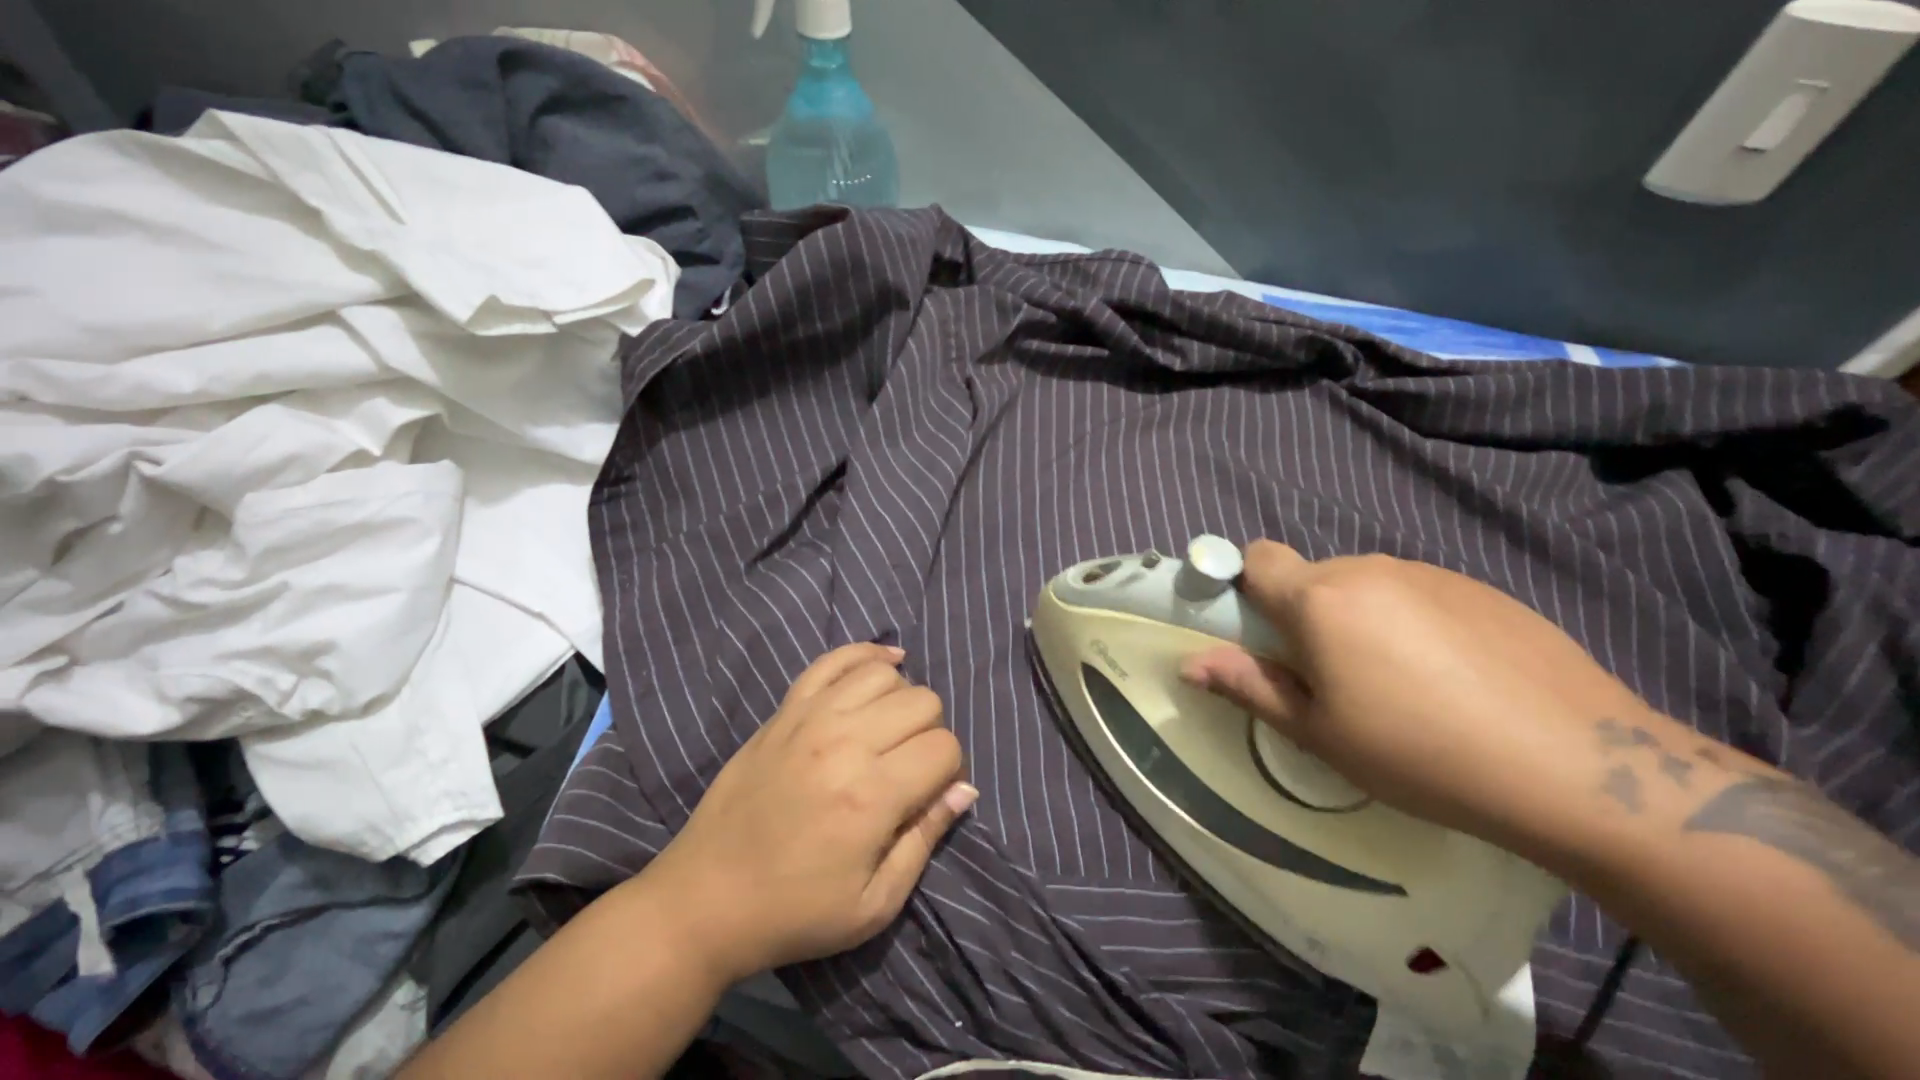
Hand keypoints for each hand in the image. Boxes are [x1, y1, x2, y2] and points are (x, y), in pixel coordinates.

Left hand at [638, 643, 975, 983]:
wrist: (706, 900)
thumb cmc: (796, 913)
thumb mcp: (875, 903)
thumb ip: (925, 839)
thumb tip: (963, 789)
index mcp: (871, 796)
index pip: (944, 748)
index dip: (949, 772)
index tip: (929, 799)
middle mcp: (843, 743)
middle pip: (922, 702)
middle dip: (931, 734)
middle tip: (909, 770)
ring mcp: (808, 719)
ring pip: (883, 674)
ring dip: (900, 700)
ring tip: (888, 734)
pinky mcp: (782, 712)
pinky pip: (832, 660)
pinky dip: (865, 655)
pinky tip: (883, 667)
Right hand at [1180, 542, 1718, 848]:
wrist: (1573, 764)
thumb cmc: (1420, 754)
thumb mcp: (1321, 733)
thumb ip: (1250, 687)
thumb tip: (1190, 662)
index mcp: (1321, 599)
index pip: (1257, 558)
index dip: (1246, 591)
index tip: (1261, 640)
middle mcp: (1370, 569)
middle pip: (1313, 576)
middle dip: (1305, 617)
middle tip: (1332, 684)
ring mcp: (1432, 573)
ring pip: (1367, 586)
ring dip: (1359, 622)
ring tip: (1399, 689)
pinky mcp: (1482, 588)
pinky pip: (1418, 595)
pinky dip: (1411, 625)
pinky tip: (1450, 681)